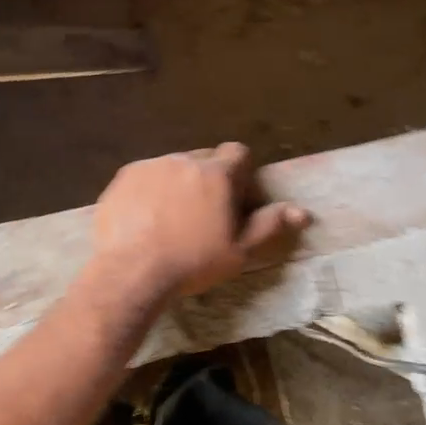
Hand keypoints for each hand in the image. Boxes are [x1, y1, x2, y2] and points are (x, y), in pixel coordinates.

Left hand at [88, 143, 309, 300]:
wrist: (131, 272)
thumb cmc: (192, 263)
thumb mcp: (238, 251)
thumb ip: (269, 225)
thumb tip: (302, 212)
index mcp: (216, 174)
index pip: (238, 152)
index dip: (241, 173)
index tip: (235, 199)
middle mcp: (184, 160)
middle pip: (205, 158)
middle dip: (210, 178)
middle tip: (205, 214)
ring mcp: (150, 166)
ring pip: (174, 166)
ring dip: (179, 183)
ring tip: (172, 218)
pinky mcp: (123, 177)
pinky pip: (146, 176)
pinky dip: (151, 190)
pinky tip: (146, 219)